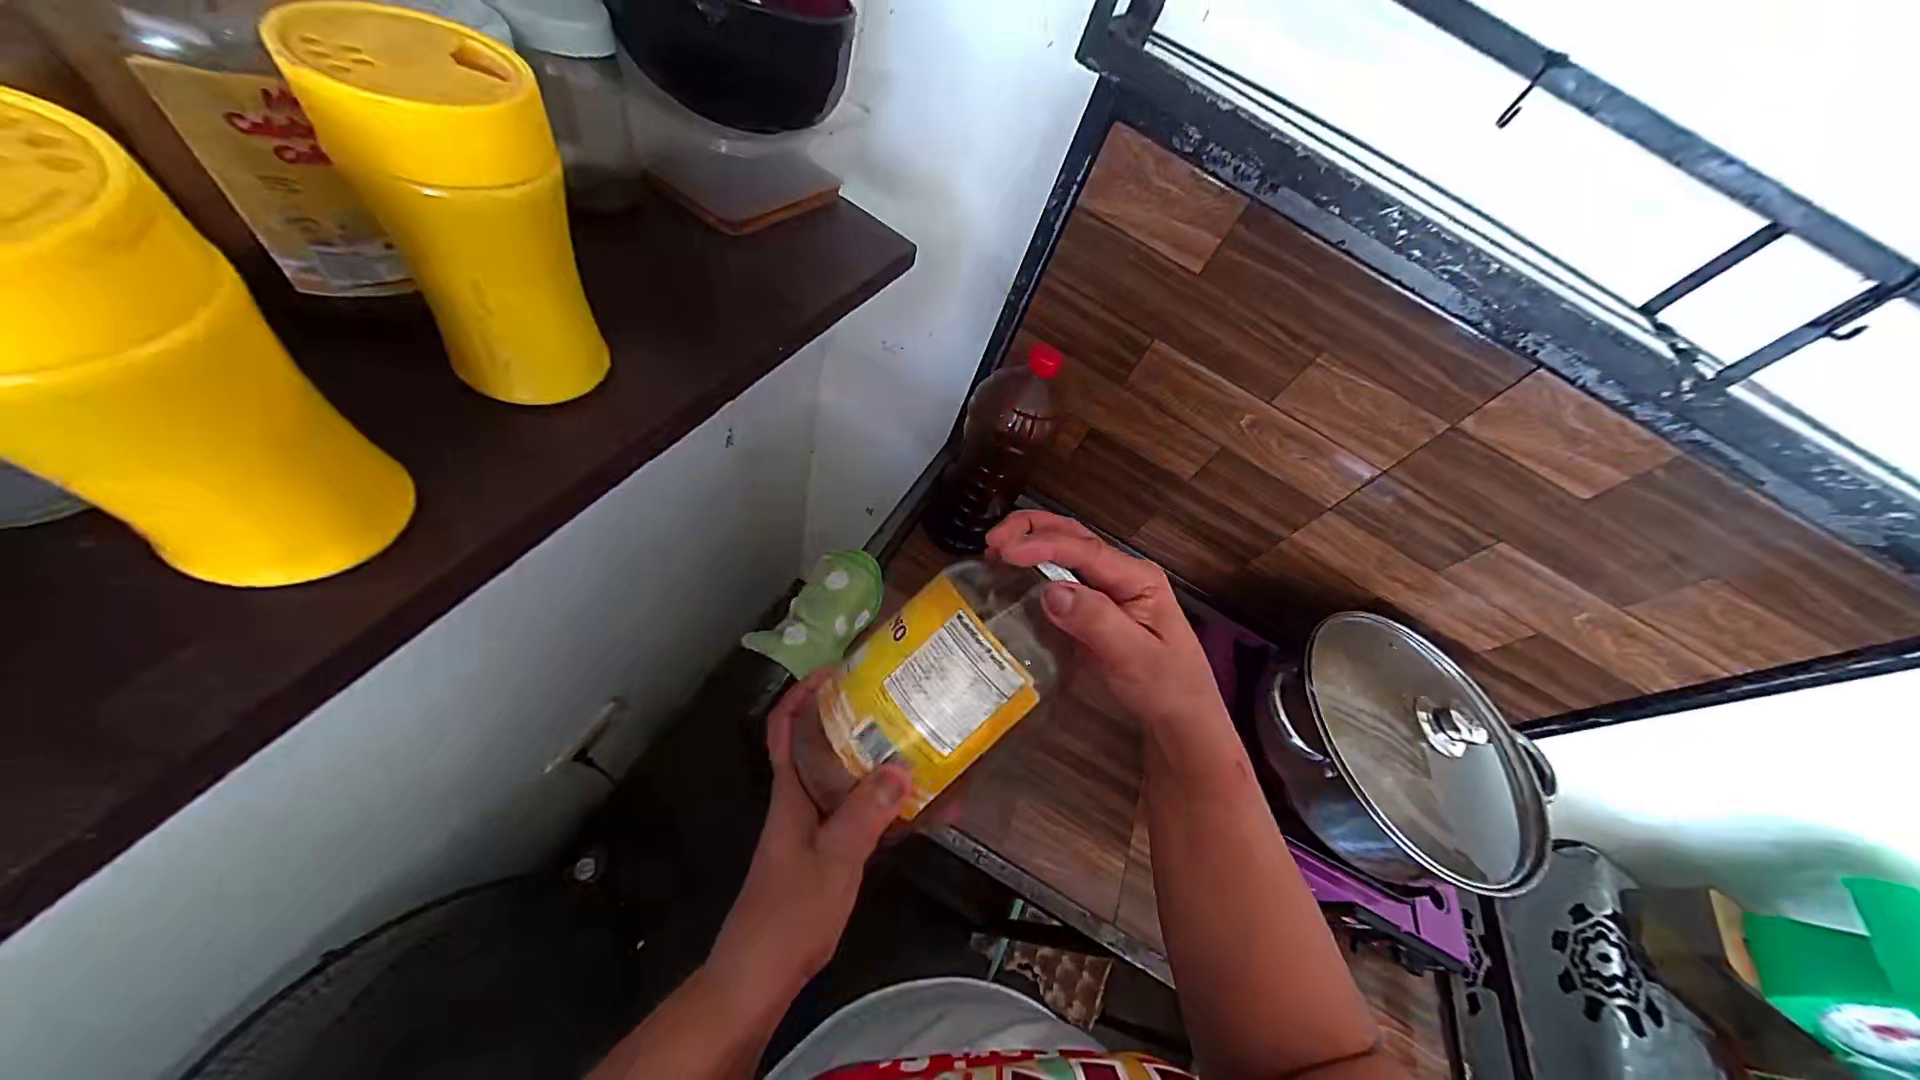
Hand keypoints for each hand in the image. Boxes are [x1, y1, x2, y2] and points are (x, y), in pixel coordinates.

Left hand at [710, 671, 912, 991]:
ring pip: (846, 781)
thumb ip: (866, 814)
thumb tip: (901, 767)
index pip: (785, 729)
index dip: (801, 695)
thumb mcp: (833, 859)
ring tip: (917, 746)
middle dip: (854, 721)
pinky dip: (886, 806)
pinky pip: (860, 815)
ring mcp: (816, 828)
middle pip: (823, 747)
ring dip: (877, 764)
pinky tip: (918, 806)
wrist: (760, 977)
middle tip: (895, 704)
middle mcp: (802, 802)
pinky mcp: (829, 853)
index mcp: (791, 793)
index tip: (834, 672)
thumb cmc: (787, 914)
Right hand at [986, 510, 1228, 731]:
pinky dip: (1033, 566)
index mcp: (1137, 578)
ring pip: (1064, 550)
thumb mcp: (1134, 657)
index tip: (1007, 551)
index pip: (1085, 551)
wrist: (1180, 715)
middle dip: (1031, 529)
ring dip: (1030, 541)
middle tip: (993, 541)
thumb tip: (1051, 591)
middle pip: (1073, 535)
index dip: (1043, 545)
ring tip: (994, 550)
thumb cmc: (1166, 686)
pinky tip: (1011, 572)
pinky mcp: (1092, 605)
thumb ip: (1096, 621)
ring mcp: (1106, 588)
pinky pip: (1060, 576)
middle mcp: (1121, 573)